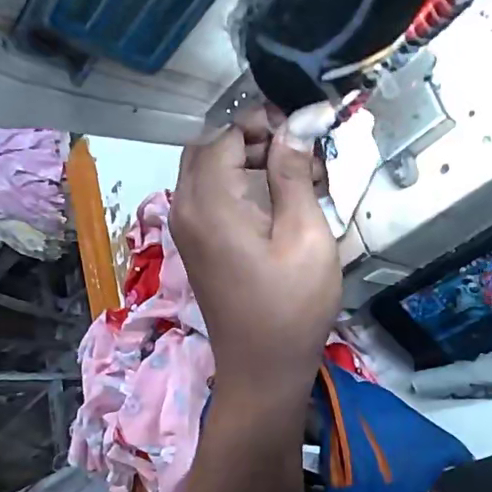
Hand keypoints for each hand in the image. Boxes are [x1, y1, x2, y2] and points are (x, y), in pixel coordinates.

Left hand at [172, 103, 340, 402]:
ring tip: (293, 170)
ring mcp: (185, 229)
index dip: (263, 122)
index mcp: (209, 202)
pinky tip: (274, 196)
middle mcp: (185, 208)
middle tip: (299, 147)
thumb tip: (295, 127)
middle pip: (208, 147)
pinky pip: (207, 195)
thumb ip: (294, 176)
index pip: (225, 135)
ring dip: (244, 159)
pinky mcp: (195, 245)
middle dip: (252, 137)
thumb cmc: (292, 306)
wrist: (263, 369)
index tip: (305, 127)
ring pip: (205, 169)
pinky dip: (235, 182)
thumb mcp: (305, 236)